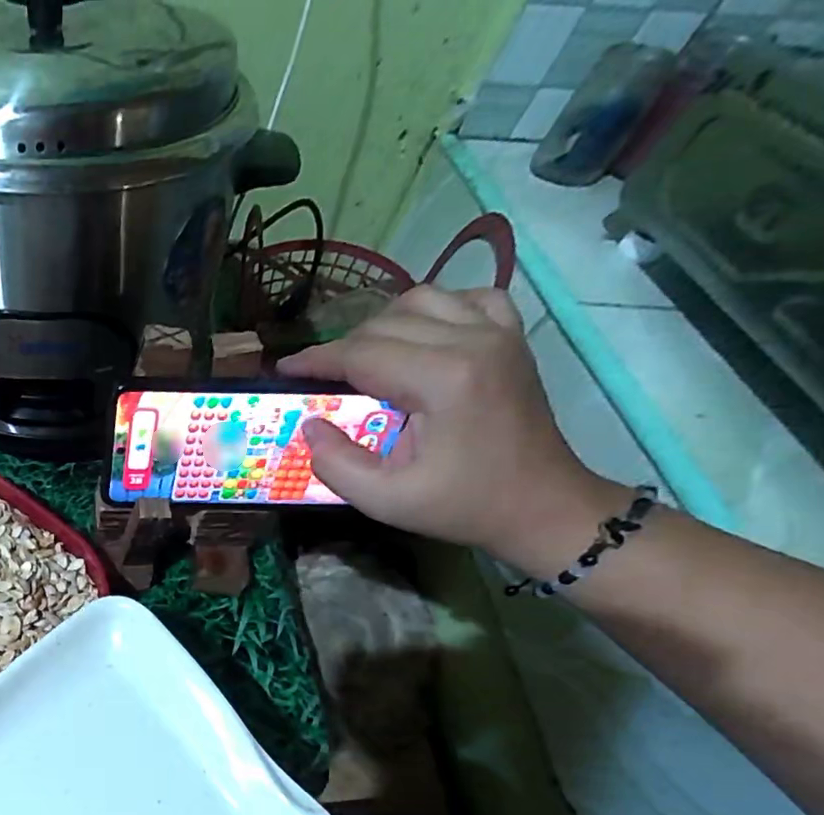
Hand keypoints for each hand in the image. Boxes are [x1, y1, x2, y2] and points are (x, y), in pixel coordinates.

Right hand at [276, 286, 622, 568]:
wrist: (540, 505)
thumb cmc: (462, 506)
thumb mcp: (384, 500)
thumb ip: (335, 463)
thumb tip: (309, 424)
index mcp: (443, 380)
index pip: (360, 353)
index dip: (314, 360)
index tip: (283, 372)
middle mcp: (472, 341)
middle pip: (383, 324)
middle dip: (341, 349)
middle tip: (319, 380)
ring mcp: (498, 333)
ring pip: (420, 300)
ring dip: (381, 325)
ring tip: (363, 359)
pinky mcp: (511, 337)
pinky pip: (466, 298)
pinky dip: (433, 310)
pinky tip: (419, 337)